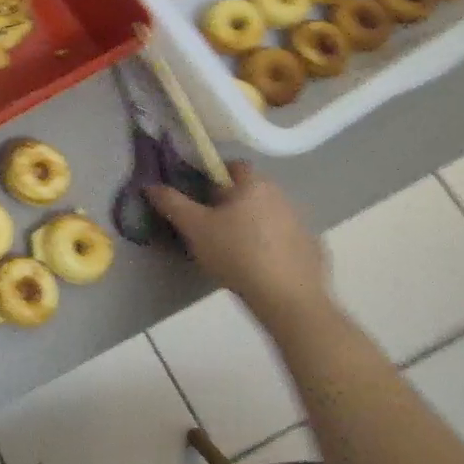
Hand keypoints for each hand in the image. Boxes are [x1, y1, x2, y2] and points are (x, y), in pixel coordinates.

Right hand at [147, 162, 330, 322]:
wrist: (288, 298)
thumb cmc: (235, 253)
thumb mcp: (193, 227)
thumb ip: (170, 202)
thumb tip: (150, 186)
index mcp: (255, 185)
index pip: (234, 165)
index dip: (214, 174)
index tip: (198, 194)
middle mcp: (283, 197)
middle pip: (251, 190)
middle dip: (230, 201)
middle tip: (209, 222)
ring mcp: (302, 223)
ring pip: (268, 213)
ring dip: (251, 222)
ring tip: (232, 246)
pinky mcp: (313, 249)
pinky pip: (284, 237)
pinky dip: (271, 244)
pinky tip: (258, 264)